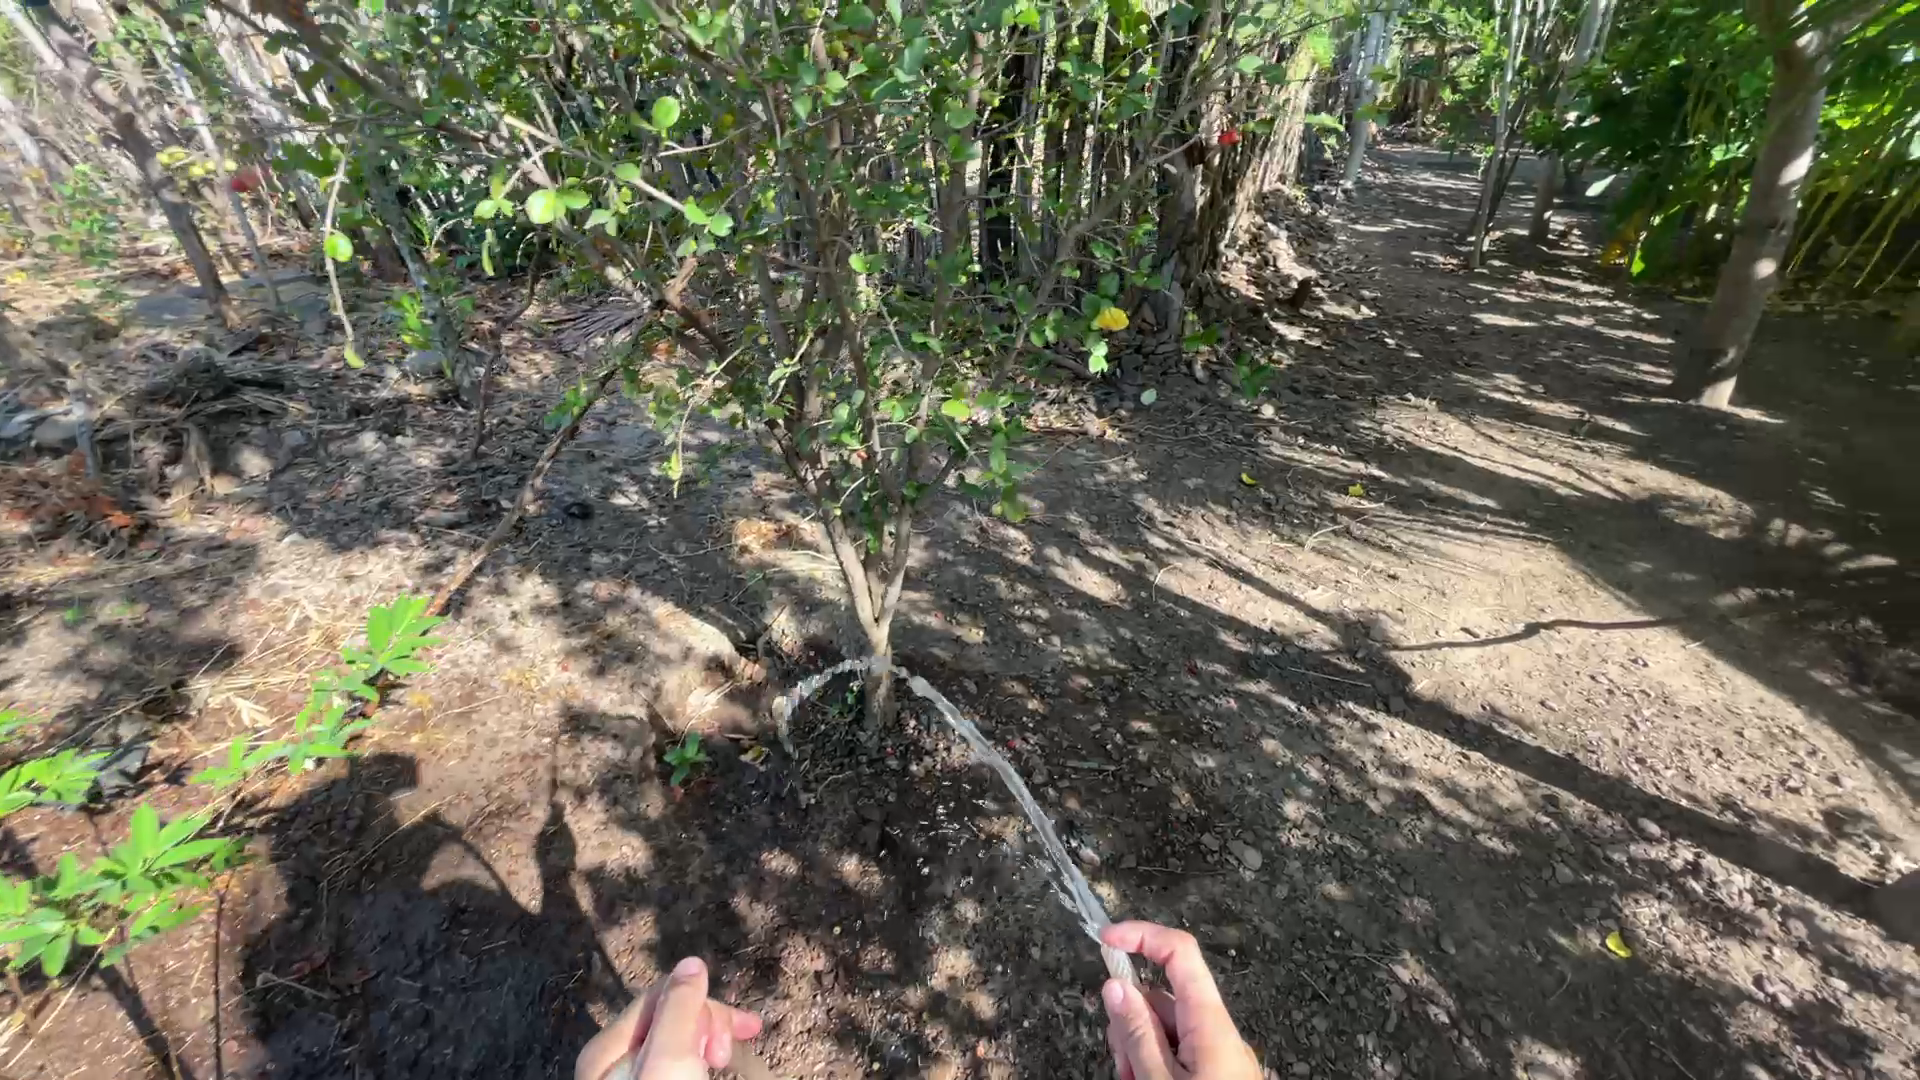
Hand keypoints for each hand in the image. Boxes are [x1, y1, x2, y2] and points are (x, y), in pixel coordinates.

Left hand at [576, 957, 764, 1079]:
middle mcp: (614, 1065)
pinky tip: (712, 1071)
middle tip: (733, 1053)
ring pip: (675, 1044)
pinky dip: (698, 1065)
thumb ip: (679, 1008)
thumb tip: (692, 961)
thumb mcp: (670, 1059)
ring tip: (726, 1064)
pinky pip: (674, 1068)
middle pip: (670, 1018)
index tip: (740, 1032)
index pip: (665, 996)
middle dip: (710, 1026)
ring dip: (708, 1044)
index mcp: (608, 1049)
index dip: (706, 1005)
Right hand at [1099, 922, 1261, 1079]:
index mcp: (1211, 1023)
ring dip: (1139, 1049)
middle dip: (1131, 1018)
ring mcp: (1219, 1059)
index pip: (1180, 952)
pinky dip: (1156, 1066)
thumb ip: (1138, 1034)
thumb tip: (1115, 983)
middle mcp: (1218, 1032)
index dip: (1142, 935)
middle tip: (1121, 1063)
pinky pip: (1179, 1056)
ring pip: (1166, 1031)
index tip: (1103, 940)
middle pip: (1164, 998)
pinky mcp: (1217, 1078)